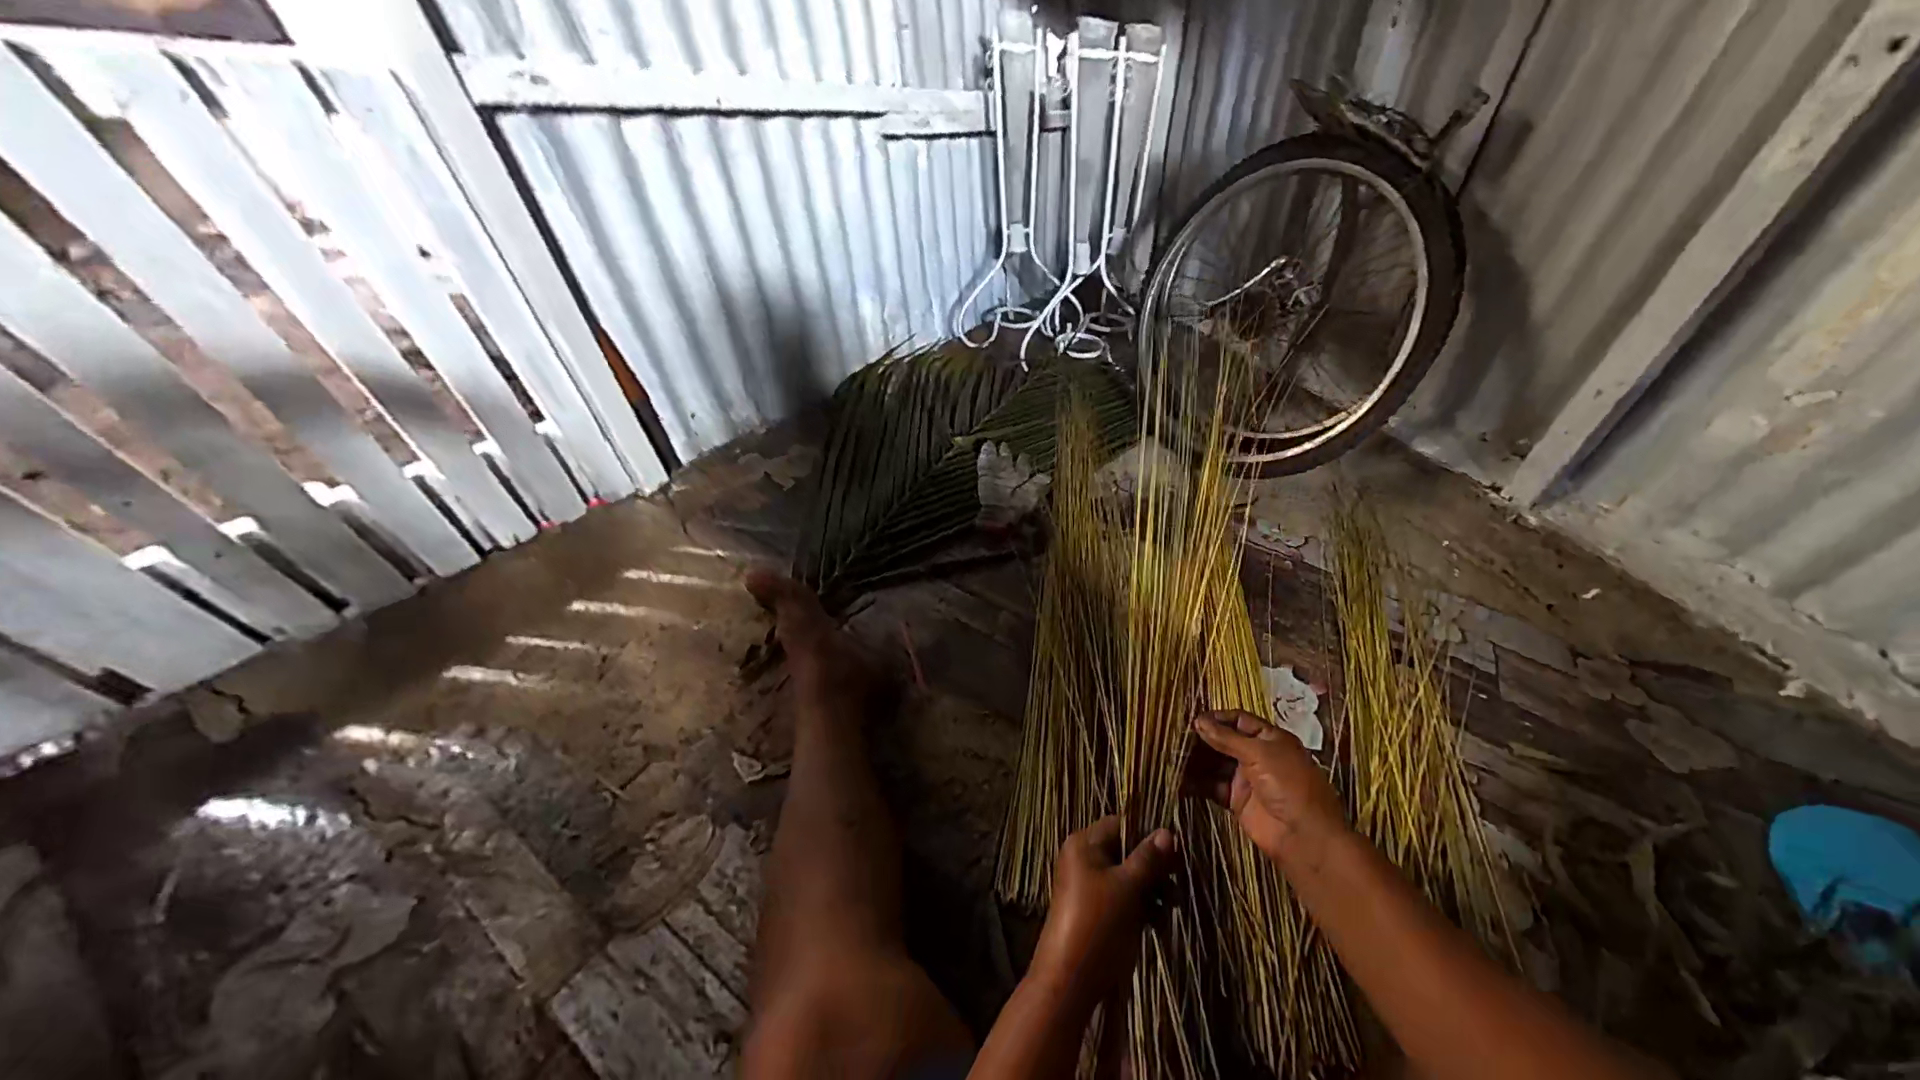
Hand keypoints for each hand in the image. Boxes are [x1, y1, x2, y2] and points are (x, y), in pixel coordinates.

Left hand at [1026, 816, 1178, 1007]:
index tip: (1176, 854)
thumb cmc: (1097, 923)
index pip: (1122, 824)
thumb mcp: (1127, 887)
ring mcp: (1090, 884)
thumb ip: (1148, 858)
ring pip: (1129, 875)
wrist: (1070, 978)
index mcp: (1084, 843)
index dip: (1149, 836)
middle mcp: (1085, 858)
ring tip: (1169, 907)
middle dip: (1154, 867)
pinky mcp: (1097, 909)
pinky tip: (1157, 922)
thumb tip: (1169, 832)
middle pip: (1127, 850)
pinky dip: (1142, 905)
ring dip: (1152, 889)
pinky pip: (1124, 896)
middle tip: (1176, 885)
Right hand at [1187, 710, 1348, 862]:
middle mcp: (1257, 755)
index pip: (1238, 720)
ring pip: (1215, 763)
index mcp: (1269, 739)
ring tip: (1170, 757)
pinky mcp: (1236, 800)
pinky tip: (1177, 781)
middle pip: (1223, 741)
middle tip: (1174, 738)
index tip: (1191, 720)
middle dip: (1201, 739)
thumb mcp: (1260, 753)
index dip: (1216, 718)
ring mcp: (1246, 778)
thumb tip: (1198, 721)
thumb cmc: (1288, 785)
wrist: (1304, 836)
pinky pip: (1212, 786)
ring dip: (1195, 760)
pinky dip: (1195, 783)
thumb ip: (1227, 738)